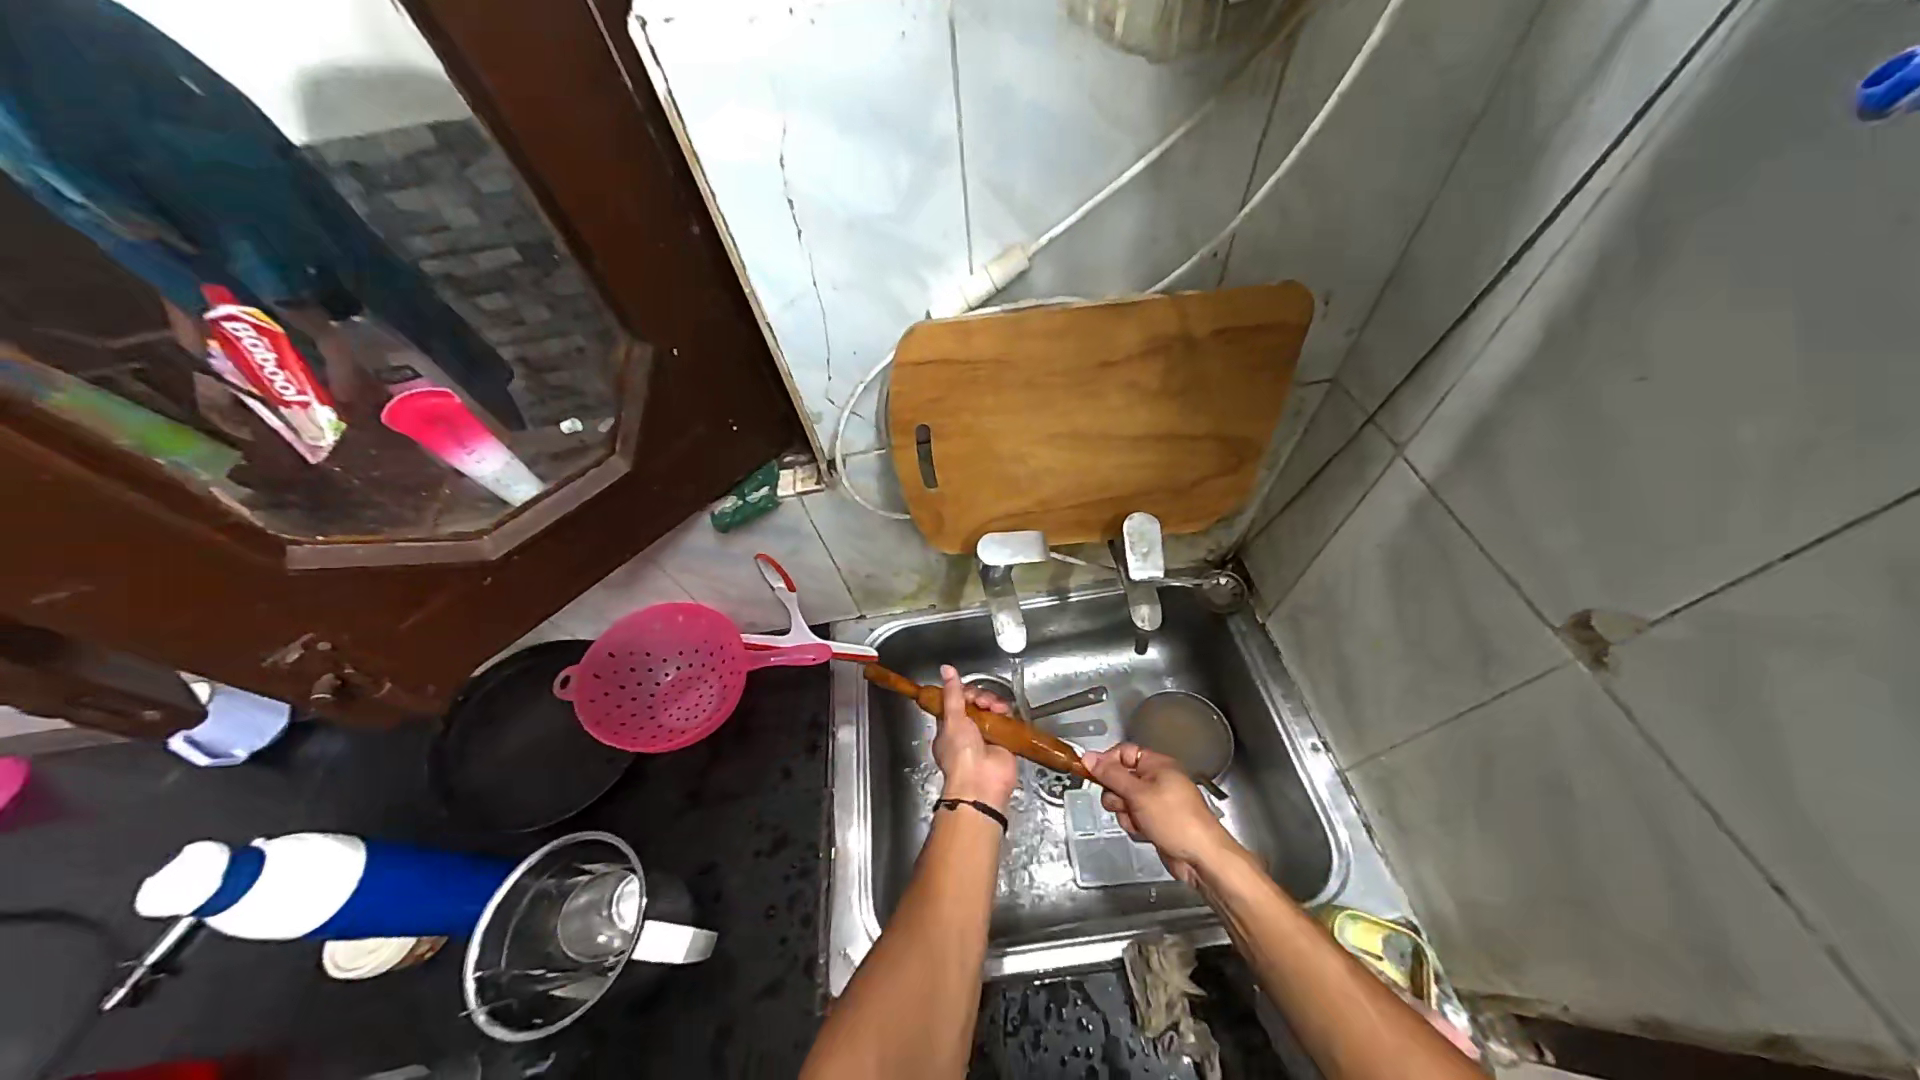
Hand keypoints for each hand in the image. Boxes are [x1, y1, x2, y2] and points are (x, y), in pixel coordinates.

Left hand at [931, 665, 1019, 813]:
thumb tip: (946, 670)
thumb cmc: (960, 755)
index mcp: (949, 728)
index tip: (966, 691)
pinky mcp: (1004, 741)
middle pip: (975, 704)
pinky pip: (1006, 720)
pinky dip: (1006, 713)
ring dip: (993, 703)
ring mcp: (986, 736)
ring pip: (991, 710)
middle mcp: (967, 732)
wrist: (981, 783)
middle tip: (982, 701)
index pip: (956, 702)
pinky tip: (1004, 711)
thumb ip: (952, 694)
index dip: (962, 693)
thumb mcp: (952, 719)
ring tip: (994, 707)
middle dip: (979, 697)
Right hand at [1084, 743, 1240, 885]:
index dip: (1107, 762)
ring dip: (1126, 813)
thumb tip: (1089, 757)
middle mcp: (1157, 780)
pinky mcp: (1156, 821)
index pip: (1123, 753)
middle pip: (1120, 778)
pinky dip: (1134, 825)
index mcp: (1157, 765)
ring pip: (1124, 801)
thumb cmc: (1177, 821)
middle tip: (1124, 803)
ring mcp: (1157, 802)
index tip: (1095, 775)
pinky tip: (1145, 832)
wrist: (1201, 858)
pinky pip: (1133, 817)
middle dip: (1117, 794)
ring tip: (1139, 821)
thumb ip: (1111, 775)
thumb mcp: (1138, 793)